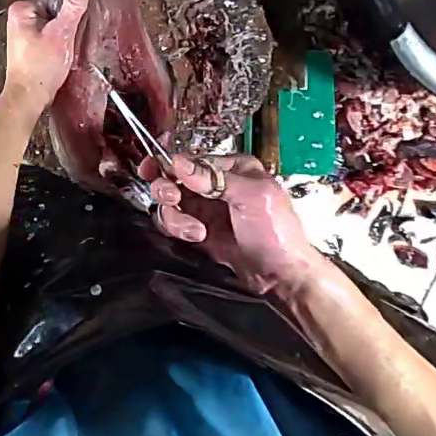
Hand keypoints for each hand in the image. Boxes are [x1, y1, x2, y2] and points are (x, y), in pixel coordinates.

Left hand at [0, 0, 88, 115]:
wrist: (29, 98)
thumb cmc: (40, 69)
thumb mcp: (61, 34)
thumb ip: (72, 8)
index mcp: (22, 10)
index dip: (70, 10)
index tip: (78, 22)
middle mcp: (20, 19)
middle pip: (55, 11)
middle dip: (68, 24)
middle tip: (72, 39)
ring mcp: (24, 34)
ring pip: (55, 26)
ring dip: (65, 36)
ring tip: (66, 50)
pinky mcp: (30, 47)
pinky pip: (51, 38)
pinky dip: (60, 45)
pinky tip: (62, 56)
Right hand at [138, 153, 332, 297]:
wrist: (281, 276)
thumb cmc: (278, 233)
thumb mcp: (253, 196)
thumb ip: (214, 178)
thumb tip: (179, 162)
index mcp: (232, 169)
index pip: (191, 159)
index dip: (169, 163)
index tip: (154, 169)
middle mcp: (215, 186)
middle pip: (173, 178)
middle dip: (168, 189)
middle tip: (173, 198)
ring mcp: (205, 209)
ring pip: (169, 202)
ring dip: (176, 216)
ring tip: (195, 230)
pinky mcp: (197, 231)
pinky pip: (172, 223)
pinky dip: (177, 229)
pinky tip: (196, 236)